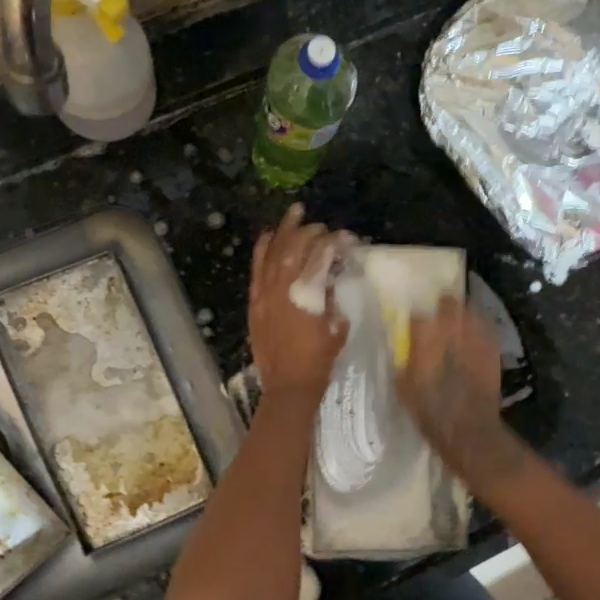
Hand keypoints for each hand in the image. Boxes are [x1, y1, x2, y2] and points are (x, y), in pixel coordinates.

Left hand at [247, 204, 349, 399]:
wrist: (289, 385)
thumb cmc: (319, 359)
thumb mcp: (337, 327)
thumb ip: (332, 299)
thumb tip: (329, 279)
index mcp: (309, 293)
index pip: (321, 255)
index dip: (334, 242)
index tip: (344, 237)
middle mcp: (285, 287)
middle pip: (296, 248)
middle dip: (309, 232)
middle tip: (319, 224)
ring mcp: (266, 293)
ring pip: (274, 253)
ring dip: (285, 231)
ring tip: (293, 214)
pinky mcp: (255, 302)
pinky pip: (256, 269)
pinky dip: (262, 250)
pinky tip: (267, 236)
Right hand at [395, 296, 525, 486]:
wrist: (468, 429)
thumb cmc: (430, 412)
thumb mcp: (403, 387)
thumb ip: (403, 359)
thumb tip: (404, 346)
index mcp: (424, 337)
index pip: (418, 313)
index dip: (416, 317)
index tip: (414, 324)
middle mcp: (451, 330)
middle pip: (447, 303)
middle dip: (441, 306)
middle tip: (437, 315)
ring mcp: (475, 336)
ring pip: (469, 311)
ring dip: (461, 314)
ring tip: (457, 322)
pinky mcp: (492, 347)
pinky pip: (486, 327)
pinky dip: (479, 327)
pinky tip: (473, 336)